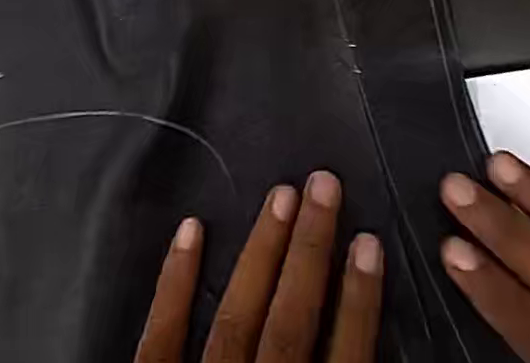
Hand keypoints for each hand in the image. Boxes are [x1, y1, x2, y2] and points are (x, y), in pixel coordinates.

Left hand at [135, 171, 383, 362]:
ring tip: (283, 193)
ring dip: (262, 252)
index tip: (369, 241)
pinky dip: (175, 282)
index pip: (344, 358)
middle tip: (325, 184)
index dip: (359, 300)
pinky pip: (159, 338)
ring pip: (234, 319)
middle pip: (289, 323)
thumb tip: (364, 331)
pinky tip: (192, 228)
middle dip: (310, 250)